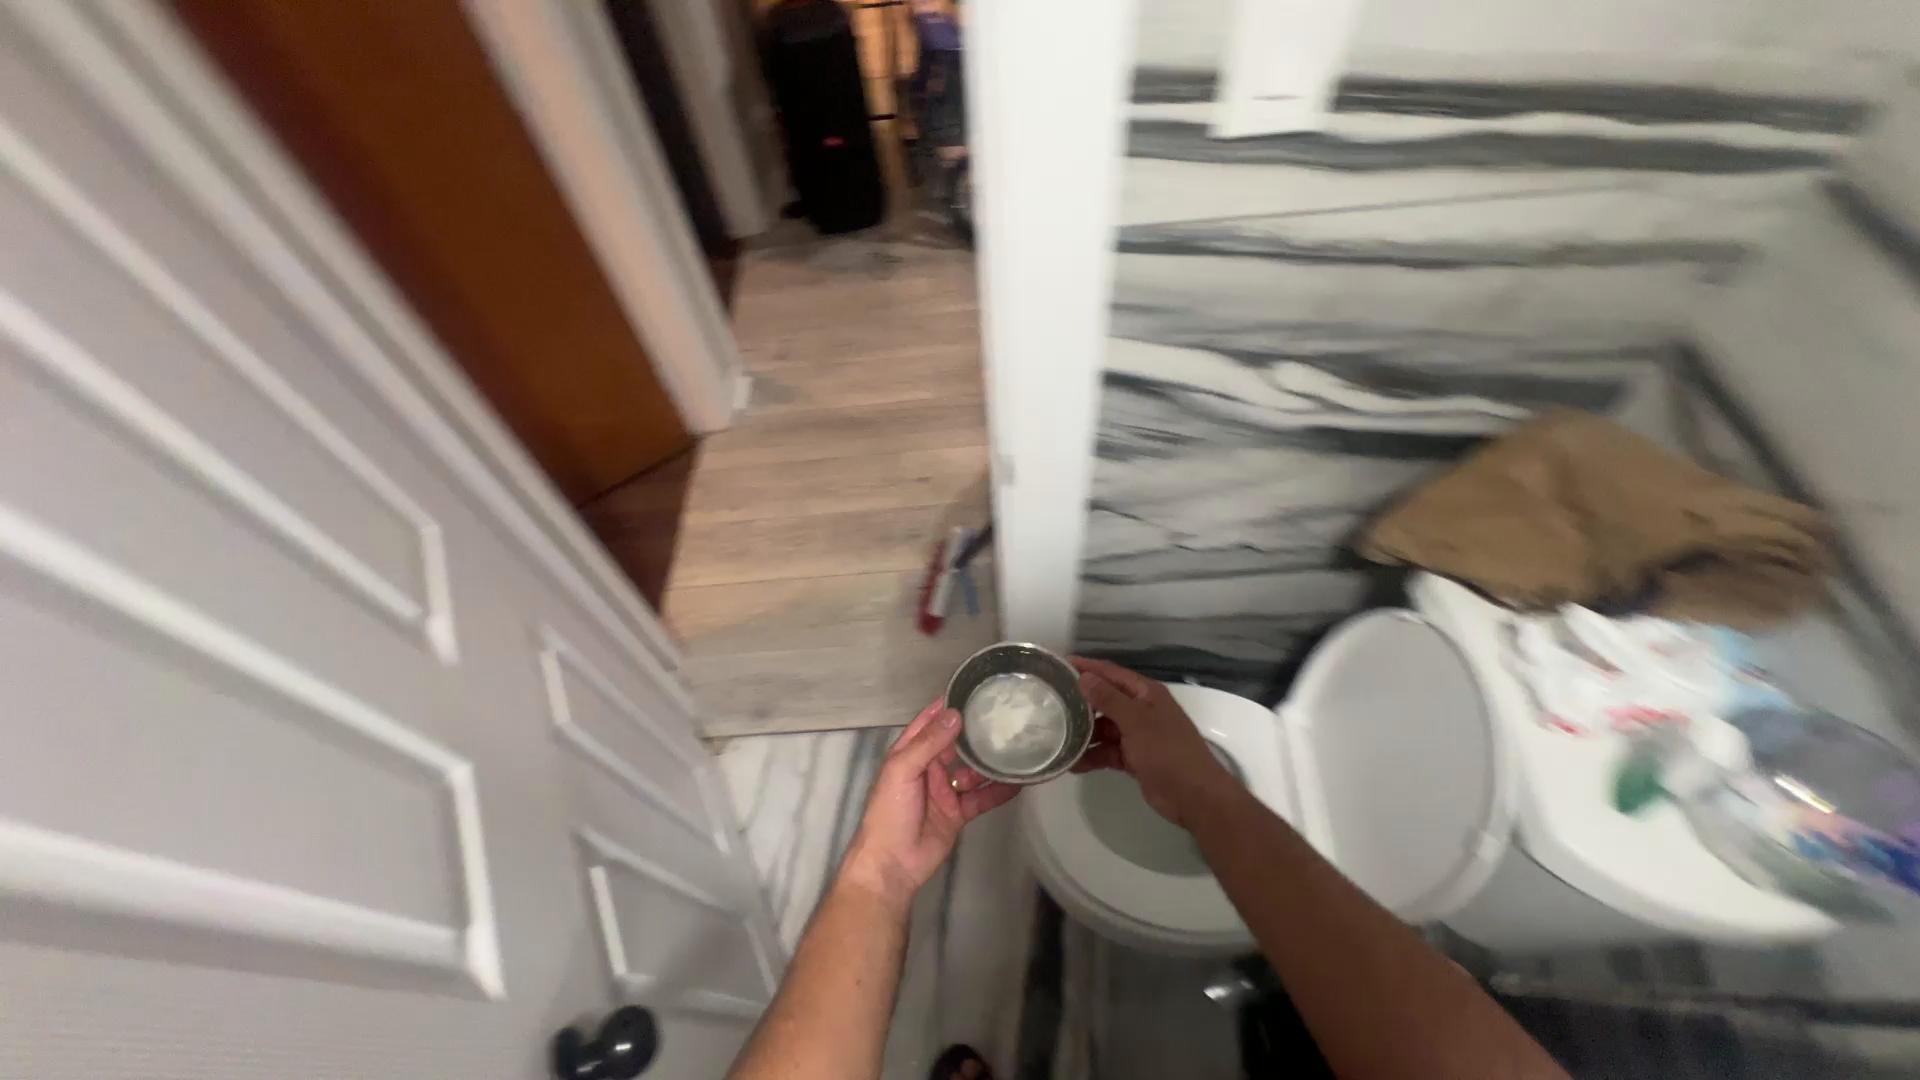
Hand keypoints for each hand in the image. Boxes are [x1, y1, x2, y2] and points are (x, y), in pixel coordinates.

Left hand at [838, 699, 1019, 910]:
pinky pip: (980, 798)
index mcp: (909, 754)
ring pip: (971, 771)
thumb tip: (953, 715)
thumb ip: (928, 743)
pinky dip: (997, 791)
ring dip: (990, 763)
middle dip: (974, 733)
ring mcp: (943, 791)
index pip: (929, 722)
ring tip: (1015, 748)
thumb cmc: (888, 813)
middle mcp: (928, 768)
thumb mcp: (902, 771)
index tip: (970, 691)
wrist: (891, 865)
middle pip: (955, 744)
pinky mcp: (957, 813)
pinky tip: (1016, 783)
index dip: (947, 707)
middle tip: (1002, 717)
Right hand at [1070, 656, 1237, 828]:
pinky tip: (1072, 763)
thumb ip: (1109, 699)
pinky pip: (1108, 752)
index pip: (1111, 673)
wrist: (1195, 796)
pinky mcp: (1134, 758)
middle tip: (1050, 701)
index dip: (1087, 667)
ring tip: (1055, 736)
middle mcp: (1141, 710)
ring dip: (1083, 733)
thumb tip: (1084, 677)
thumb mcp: (1136, 721)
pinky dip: (1093, 756)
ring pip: (1104, 728)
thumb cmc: (1168, 751)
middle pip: (1106, 700)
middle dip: (1081, 701)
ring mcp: (1138, 735)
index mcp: (1146, 693)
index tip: (1060, 664)